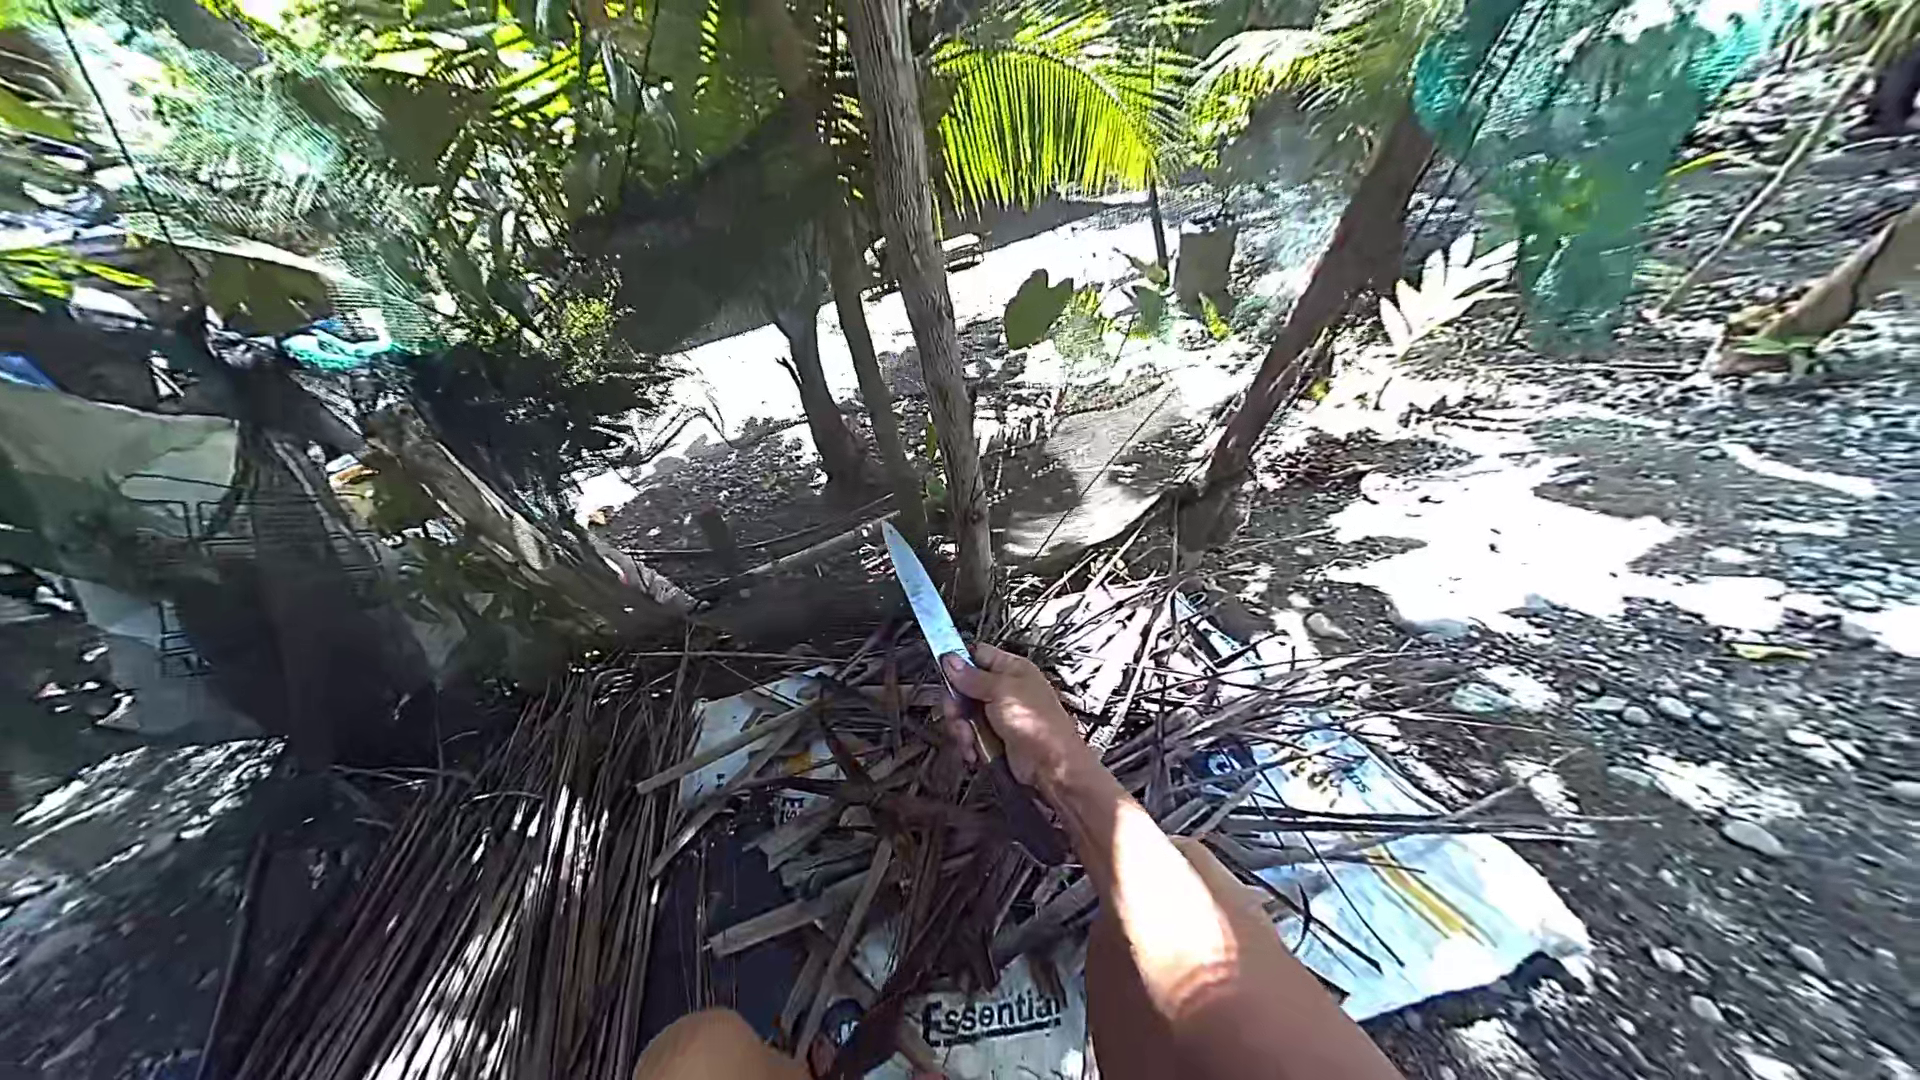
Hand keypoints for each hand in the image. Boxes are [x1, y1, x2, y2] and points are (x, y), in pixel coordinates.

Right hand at [940, 643, 1094, 791]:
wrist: (1052, 767)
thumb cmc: (1040, 725)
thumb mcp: (1002, 691)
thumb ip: (973, 676)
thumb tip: (951, 660)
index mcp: (1011, 669)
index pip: (976, 655)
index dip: (958, 662)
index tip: (944, 673)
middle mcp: (1004, 689)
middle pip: (963, 687)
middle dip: (956, 704)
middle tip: (958, 714)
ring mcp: (998, 714)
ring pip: (963, 713)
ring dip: (961, 728)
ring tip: (969, 738)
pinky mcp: (993, 736)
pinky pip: (969, 734)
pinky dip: (967, 744)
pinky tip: (974, 750)